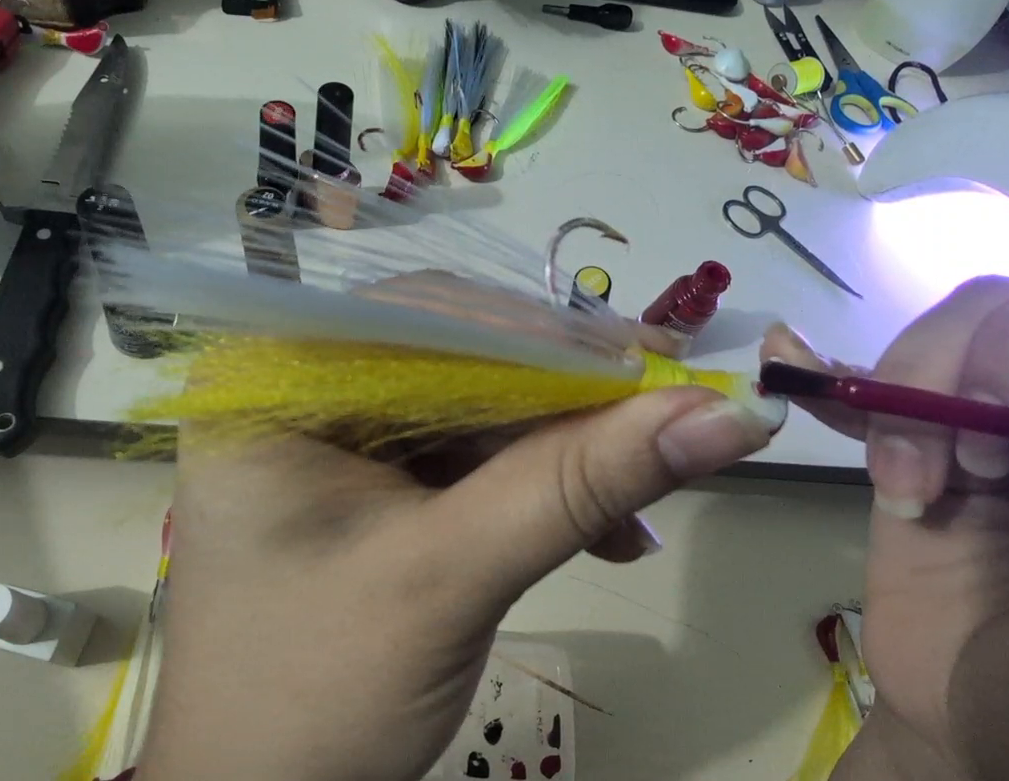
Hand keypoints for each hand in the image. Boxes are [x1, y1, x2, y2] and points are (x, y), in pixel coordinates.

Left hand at [134, 333, 779, 780]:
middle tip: (666, 419)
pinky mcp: (368, 483)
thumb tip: (730, 411)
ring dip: (563, 452)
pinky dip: (534, 486)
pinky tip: (601, 532)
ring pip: (473, 408)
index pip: (427, 317)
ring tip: (635, 510)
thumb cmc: (319, 692)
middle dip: (564, 402)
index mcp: (278, 379)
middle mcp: (301, 389)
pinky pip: (464, 456)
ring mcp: (333, 437)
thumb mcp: (452, 575)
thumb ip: (581, 482)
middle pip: (457, 358)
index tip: (652, 359)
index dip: (545, 333)